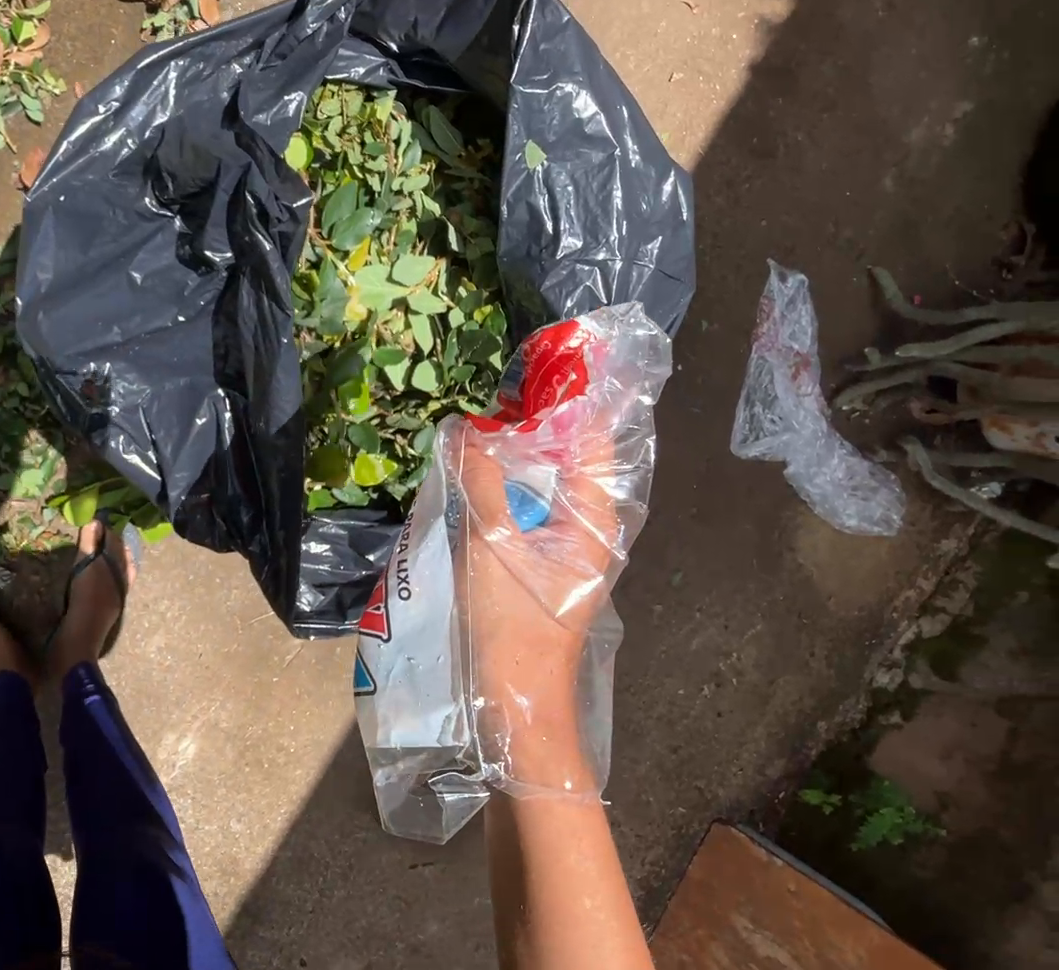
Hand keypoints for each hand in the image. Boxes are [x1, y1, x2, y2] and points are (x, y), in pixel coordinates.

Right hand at [450, 416, 624, 795]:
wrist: (515, 699)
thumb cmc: (512, 624)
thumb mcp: (491, 546)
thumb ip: (481, 484)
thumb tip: (466, 430)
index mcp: (594, 520)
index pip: (593, 441)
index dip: (573, 399)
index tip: (546, 360)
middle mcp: (587, 528)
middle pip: (568, 460)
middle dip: (538, 423)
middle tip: (497, 388)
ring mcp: (562, 547)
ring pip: (543, 485)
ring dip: (516, 454)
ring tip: (480, 422)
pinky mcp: (536, 563)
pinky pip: (523, 509)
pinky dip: (502, 485)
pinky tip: (471, 477)